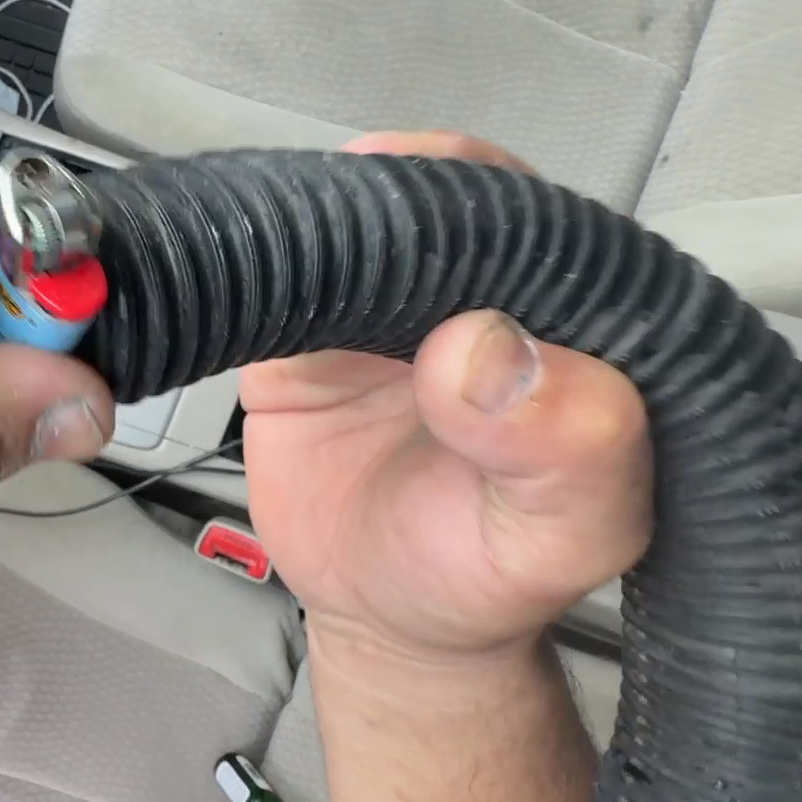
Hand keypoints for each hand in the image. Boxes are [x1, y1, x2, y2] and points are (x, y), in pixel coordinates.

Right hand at [241, 132, 651, 660]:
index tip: (425, 200)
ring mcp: (374, 320)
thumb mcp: (555, 537)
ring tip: (278, 229)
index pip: (530, 225)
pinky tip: (237, 267)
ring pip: (341, 238)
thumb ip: (564, 449)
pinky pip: (271, 290)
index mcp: (559, 327)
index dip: (481, 195)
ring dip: (307, 223)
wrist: (376, 608)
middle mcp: (467, 305)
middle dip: (380, 193)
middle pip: (425, 209)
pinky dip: (250, 272)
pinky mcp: (295, 345)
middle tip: (337, 204)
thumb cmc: (478, 576)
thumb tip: (483, 345)